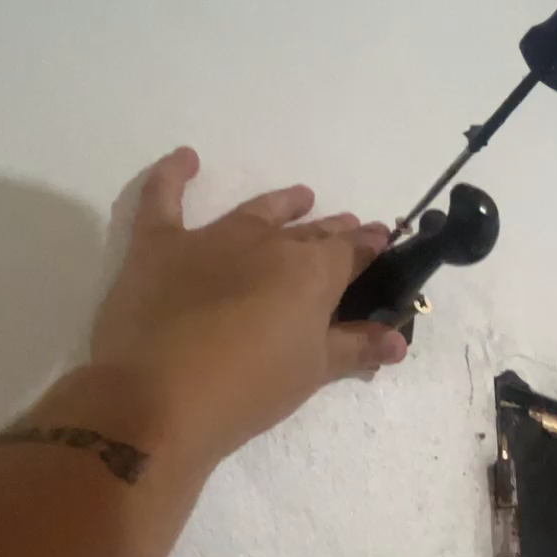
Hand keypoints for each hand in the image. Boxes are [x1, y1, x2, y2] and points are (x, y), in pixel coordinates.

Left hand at [84, 147, 406, 463]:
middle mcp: (267, 243)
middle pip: (310, 232)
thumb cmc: (252, 388)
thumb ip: (357, 348)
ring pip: (256, 211)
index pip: (352, 251)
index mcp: (312, 272)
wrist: (161, 397)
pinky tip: (186, 159)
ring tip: (301, 197)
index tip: (381, 242)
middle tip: (349, 227)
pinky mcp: (159, 245)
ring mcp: (211, 239)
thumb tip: (398, 341)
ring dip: (282, 204)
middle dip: (334, 229)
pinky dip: (173, 175)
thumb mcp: (314, 371)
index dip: (370, 246)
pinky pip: (163, 198)